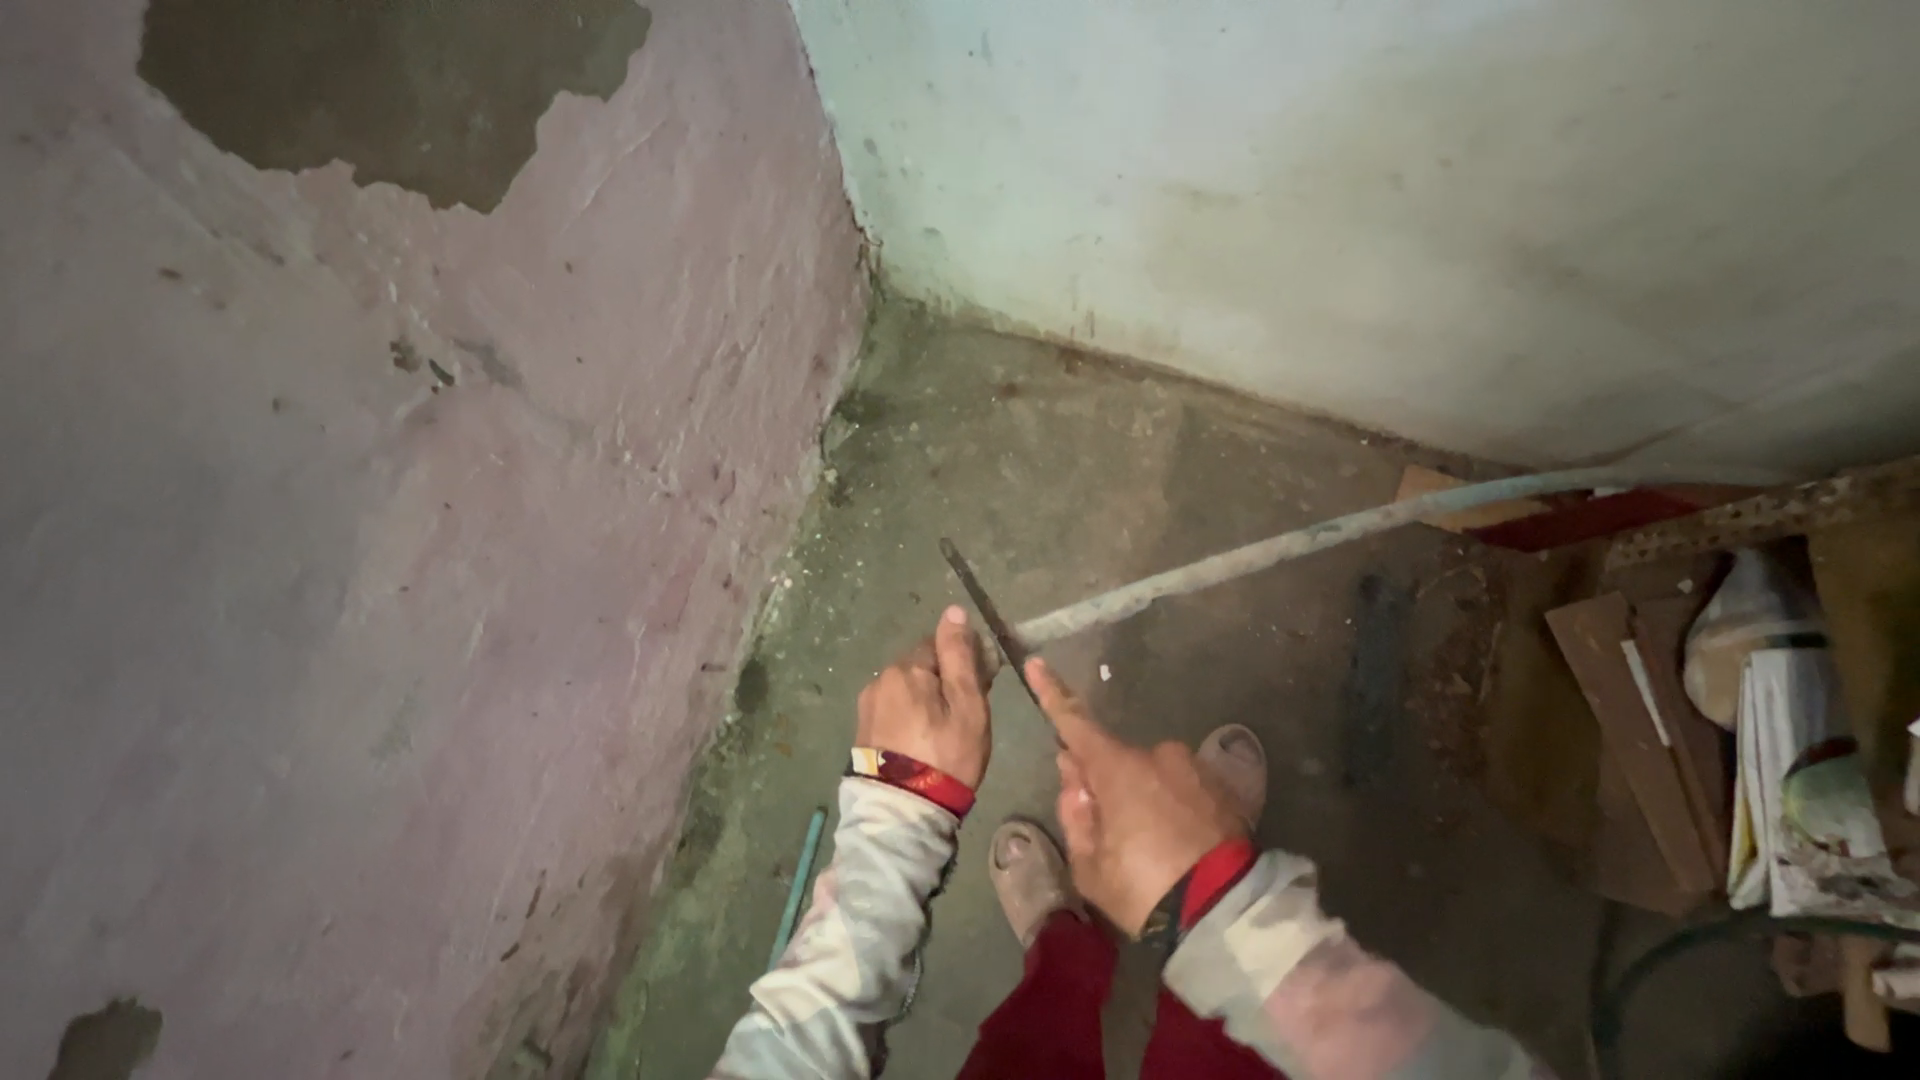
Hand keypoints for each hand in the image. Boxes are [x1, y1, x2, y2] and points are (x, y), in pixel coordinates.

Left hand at [855, 606, 994, 788]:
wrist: (903, 812)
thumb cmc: (946, 756)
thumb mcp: (967, 705)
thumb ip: (960, 656)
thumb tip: (953, 611)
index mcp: (906, 668)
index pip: (939, 643)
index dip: (963, 661)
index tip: (979, 688)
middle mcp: (880, 678)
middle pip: (920, 664)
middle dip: (942, 680)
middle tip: (963, 715)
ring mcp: (867, 705)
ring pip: (905, 688)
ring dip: (924, 699)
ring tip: (942, 733)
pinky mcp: (862, 730)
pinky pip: (892, 709)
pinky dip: (908, 717)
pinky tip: (920, 742)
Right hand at [1031, 657, 1243, 936]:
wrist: (1226, 917)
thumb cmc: (1145, 889)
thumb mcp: (1090, 866)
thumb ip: (1075, 814)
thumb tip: (1074, 778)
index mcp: (1118, 768)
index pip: (1075, 723)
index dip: (1051, 693)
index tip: (1035, 662)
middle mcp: (1158, 755)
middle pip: (1116, 760)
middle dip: (1104, 783)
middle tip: (1108, 832)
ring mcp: (1196, 769)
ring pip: (1152, 775)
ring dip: (1143, 797)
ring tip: (1153, 849)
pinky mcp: (1225, 789)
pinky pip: (1183, 787)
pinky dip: (1174, 806)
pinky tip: (1180, 844)